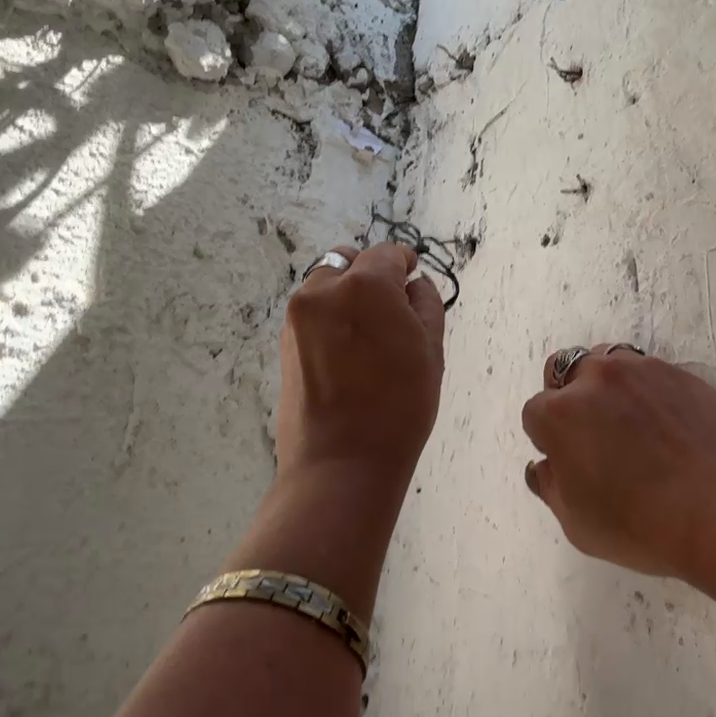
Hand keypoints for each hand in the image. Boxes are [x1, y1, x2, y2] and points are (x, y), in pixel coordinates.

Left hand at [279, 244, 445, 482]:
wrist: (342, 462)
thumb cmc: (399, 406)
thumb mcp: (431, 351)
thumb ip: (426, 305)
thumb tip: (414, 285)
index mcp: (365, 286)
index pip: (388, 253)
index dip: (405, 264)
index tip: (414, 283)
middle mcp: (324, 290)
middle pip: (351, 262)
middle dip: (372, 276)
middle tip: (393, 313)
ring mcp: (297, 316)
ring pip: (326, 284)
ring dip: (348, 295)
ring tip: (368, 337)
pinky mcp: (284, 342)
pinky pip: (312, 312)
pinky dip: (331, 318)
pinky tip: (349, 354)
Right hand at [520, 346, 715, 579]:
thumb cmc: (644, 525)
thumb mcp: (579, 524)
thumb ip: (552, 487)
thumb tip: (546, 465)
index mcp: (562, 414)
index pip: (535, 413)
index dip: (547, 440)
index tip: (569, 461)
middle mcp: (597, 378)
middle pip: (564, 370)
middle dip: (568, 396)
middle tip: (592, 435)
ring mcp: (642, 369)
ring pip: (607, 361)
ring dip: (606, 386)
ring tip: (629, 423)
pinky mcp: (679, 371)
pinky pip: (648, 371)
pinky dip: (645, 390)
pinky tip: (664, 423)